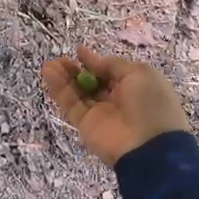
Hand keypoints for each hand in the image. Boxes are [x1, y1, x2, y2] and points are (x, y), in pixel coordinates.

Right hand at [41, 46, 190, 166]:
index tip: (78, 51)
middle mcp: (116, 101)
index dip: (94, 62)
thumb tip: (91, 58)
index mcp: (134, 89)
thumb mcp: (139, 73)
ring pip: (78, 92)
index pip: (110, 73)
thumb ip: (112, 65)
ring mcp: (100, 114)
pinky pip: (70, 104)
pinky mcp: (86, 125)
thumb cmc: (150, 104)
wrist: (150, 147)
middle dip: (76, 69)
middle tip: (62, 59)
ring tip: (50, 64)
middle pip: (91, 82)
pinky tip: (48, 73)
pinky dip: (59, 89)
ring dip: (64, 77)